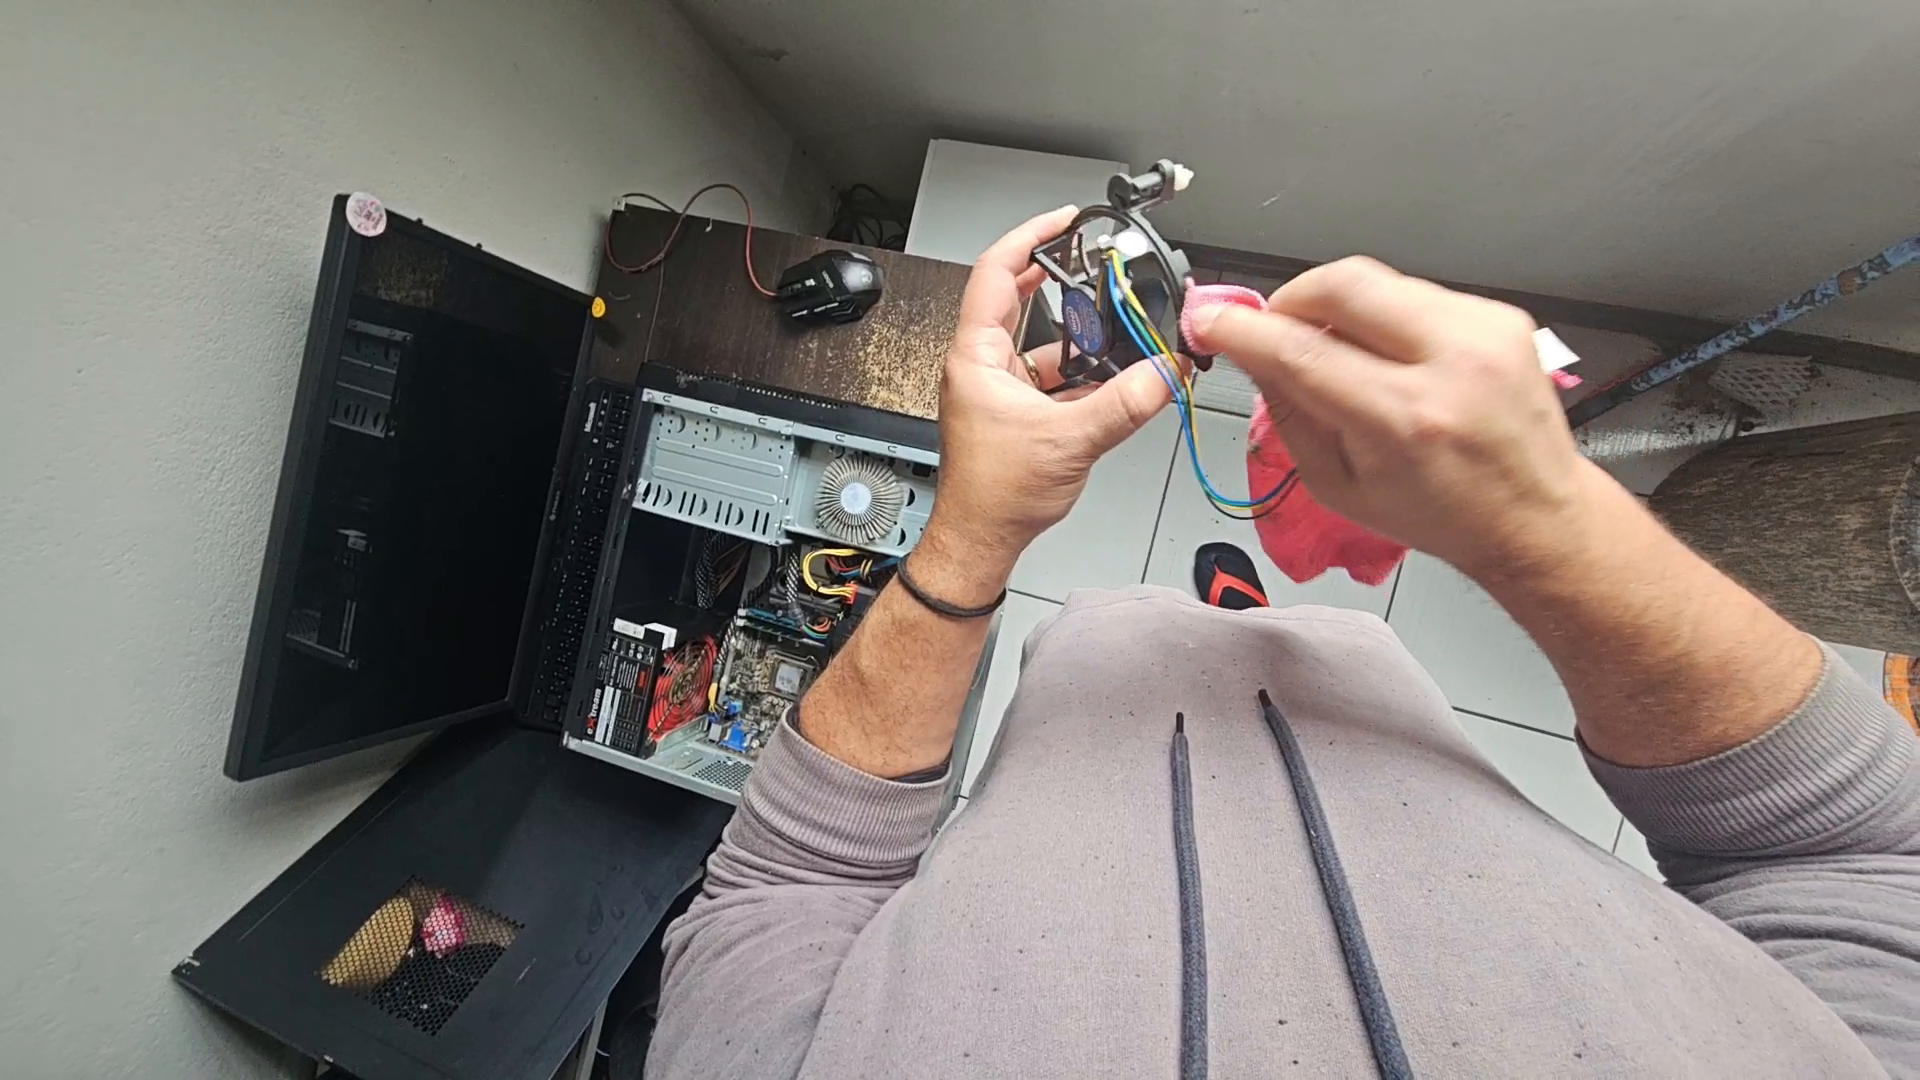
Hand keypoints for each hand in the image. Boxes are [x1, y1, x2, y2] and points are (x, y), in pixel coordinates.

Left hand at [918, 207, 1174, 598]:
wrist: (982, 538)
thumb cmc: (993, 496)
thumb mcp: (1069, 441)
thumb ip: (1124, 404)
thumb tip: (1163, 374)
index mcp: (977, 359)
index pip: (995, 273)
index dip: (1029, 238)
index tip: (1062, 221)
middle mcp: (983, 368)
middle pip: (1017, 299)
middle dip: (1058, 277)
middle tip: (1094, 258)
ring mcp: (998, 390)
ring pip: (1041, 343)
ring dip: (1077, 336)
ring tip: (1116, 327)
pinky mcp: (1015, 412)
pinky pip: (1050, 378)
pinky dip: (1079, 373)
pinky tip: (1110, 377)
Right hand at [1188, 256, 1592, 578]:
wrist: (1532, 512)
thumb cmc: (1431, 513)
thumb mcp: (1335, 485)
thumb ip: (1290, 416)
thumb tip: (1253, 358)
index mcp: (1402, 421)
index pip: (1302, 353)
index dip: (1244, 331)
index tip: (1210, 321)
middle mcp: (1451, 362)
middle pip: (1343, 285)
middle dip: (1287, 298)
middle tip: (1269, 328)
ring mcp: (1484, 329)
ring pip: (1376, 280)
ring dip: (1329, 307)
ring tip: (1325, 349)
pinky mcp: (1499, 315)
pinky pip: (1409, 292)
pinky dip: (1372, 314)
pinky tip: (1373, 351)